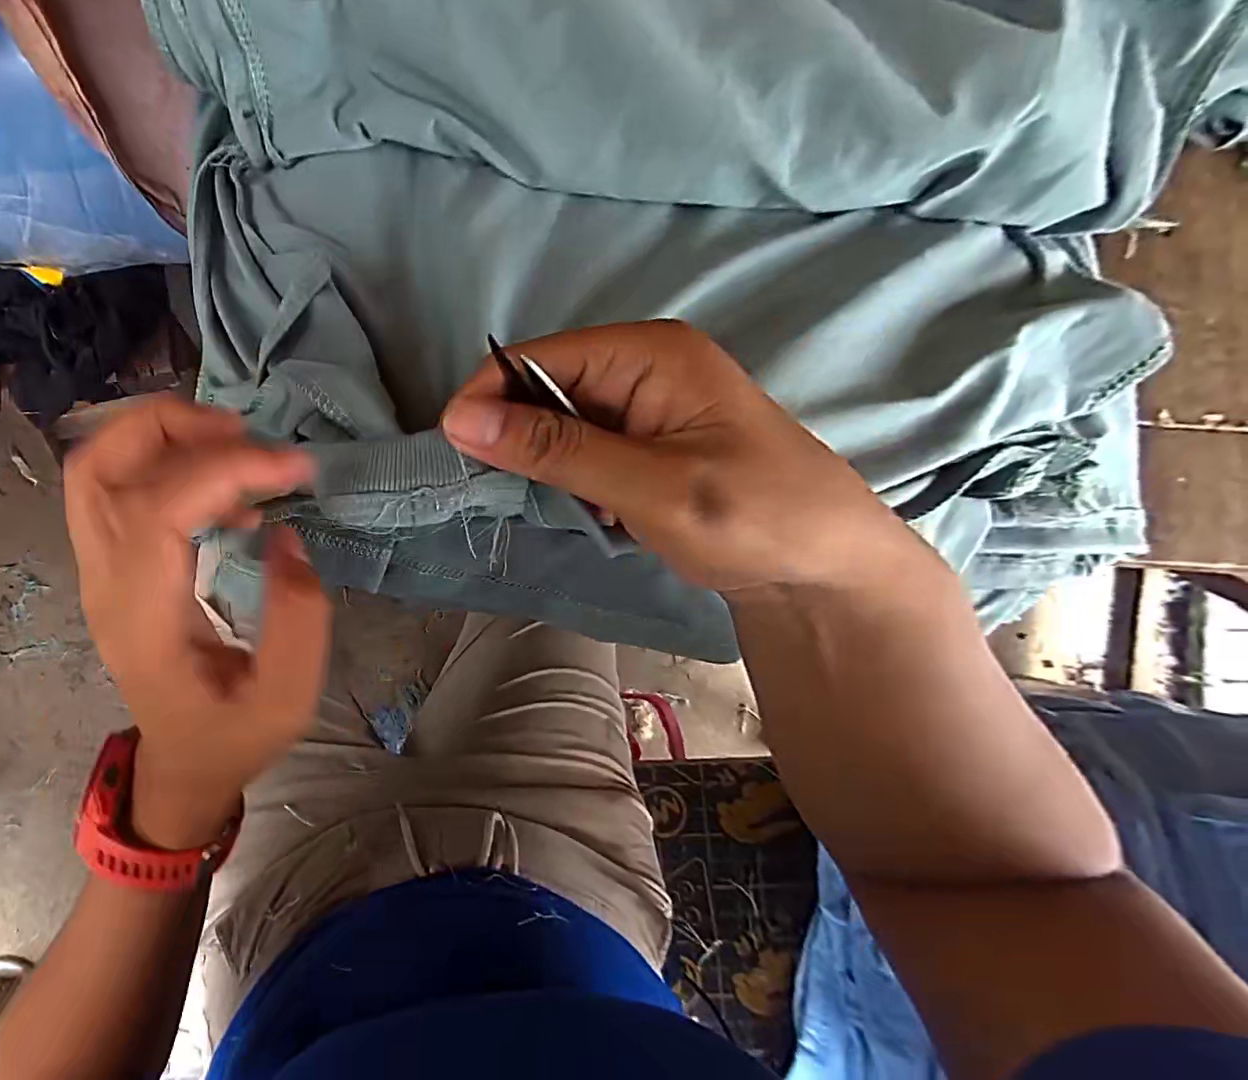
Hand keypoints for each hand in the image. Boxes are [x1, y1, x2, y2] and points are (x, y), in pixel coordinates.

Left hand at [63, 397, 332, 849]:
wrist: (180, 765)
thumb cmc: (230, 740)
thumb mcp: (286, 701)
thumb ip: (298, 619)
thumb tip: (285, 533)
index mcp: (143, 622)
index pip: (156, 511)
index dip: (223, 471)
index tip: (292, 468)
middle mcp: (105, 585)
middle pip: (97, 468)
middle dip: (168, 426)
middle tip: (244, 433)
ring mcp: (99, 572)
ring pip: (98, 468)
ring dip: (161, 436)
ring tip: (236, 447)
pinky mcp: (112, 565)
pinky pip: (120, 488)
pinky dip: (168, 464)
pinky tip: (229, 495)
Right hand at [440, 320, 931, 597]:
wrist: (825, 572)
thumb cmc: (752, 519)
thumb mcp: (645, 485)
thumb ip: (553, 449)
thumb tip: (459, 419)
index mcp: (646, 353)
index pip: (533, 359)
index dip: (487, 398)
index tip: (457, 452)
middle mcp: (639, 365)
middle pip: (540, 387)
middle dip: (513, 435)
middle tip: (510, 487)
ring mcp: (641, 403)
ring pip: (553, 421)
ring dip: (541, 461)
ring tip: (561, 501)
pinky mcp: (640, 439)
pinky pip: (577, 446)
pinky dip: (566, 476)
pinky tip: (588, 506)